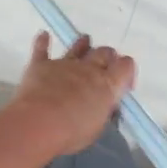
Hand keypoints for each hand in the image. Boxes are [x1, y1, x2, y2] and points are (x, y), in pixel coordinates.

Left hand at [3, 33, 135, 156]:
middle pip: (104, 52)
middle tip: (105, 65)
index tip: (124, 85)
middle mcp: (88, 68)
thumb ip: (102, 111)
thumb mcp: (97, 127)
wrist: (38, 123)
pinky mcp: (41, 65)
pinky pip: (42, 49)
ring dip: (83, 44)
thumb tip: (104, 104)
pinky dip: (43, 42)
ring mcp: (64, 64)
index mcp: (107, 84)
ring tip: (85, 41)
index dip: (128, 71)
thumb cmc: (72, 132)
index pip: (126, 66)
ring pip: (78, 47)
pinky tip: (43, 35)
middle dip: (107, 57)